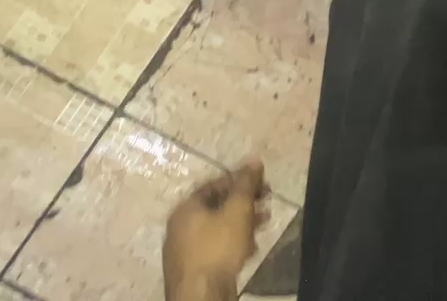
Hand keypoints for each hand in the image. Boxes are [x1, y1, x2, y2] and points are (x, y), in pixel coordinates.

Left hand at [164, 158, 266, 296]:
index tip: (262, 183)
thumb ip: (246, 183)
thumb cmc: (218, 247)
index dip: (241, 180)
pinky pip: (216, 247)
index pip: (215, 183)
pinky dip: (234, 242)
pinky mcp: (193, 270)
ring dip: (243, 222)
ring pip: (219, 227)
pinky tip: (250, 248)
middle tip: (266, 202)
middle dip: (245, 203)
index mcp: (186, 209)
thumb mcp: (237, 209)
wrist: (201, 297)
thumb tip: (253, 159)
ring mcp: (184, 251)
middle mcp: (180, 227)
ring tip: (264, 224)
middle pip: (218, 205)